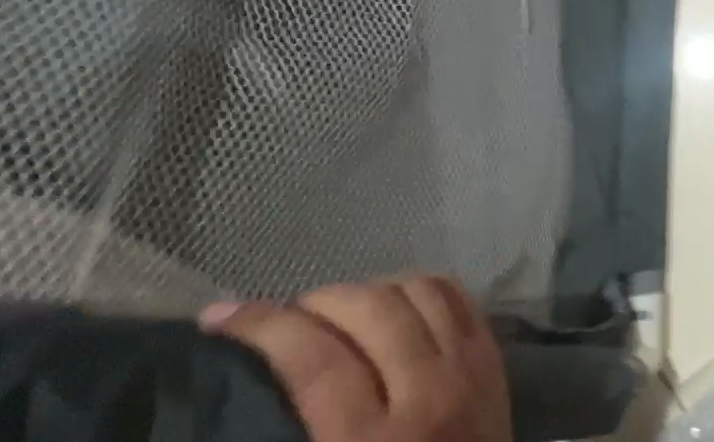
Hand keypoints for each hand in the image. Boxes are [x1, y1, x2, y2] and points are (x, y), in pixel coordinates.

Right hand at [202, 277, 510, 441]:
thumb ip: (291, 432)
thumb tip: (239, 393)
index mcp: (366, 441)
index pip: (314, 360)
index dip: (264, 327)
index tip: (221, 314)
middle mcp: (426, 391)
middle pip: (372, 311)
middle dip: (320, 300)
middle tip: (289, 316)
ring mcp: (467, 367)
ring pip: (419, 292)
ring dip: (372, 288)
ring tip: (340, 308)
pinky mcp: (493, 356)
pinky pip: (458, 296)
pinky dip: (421, 286)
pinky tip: (394, 299)